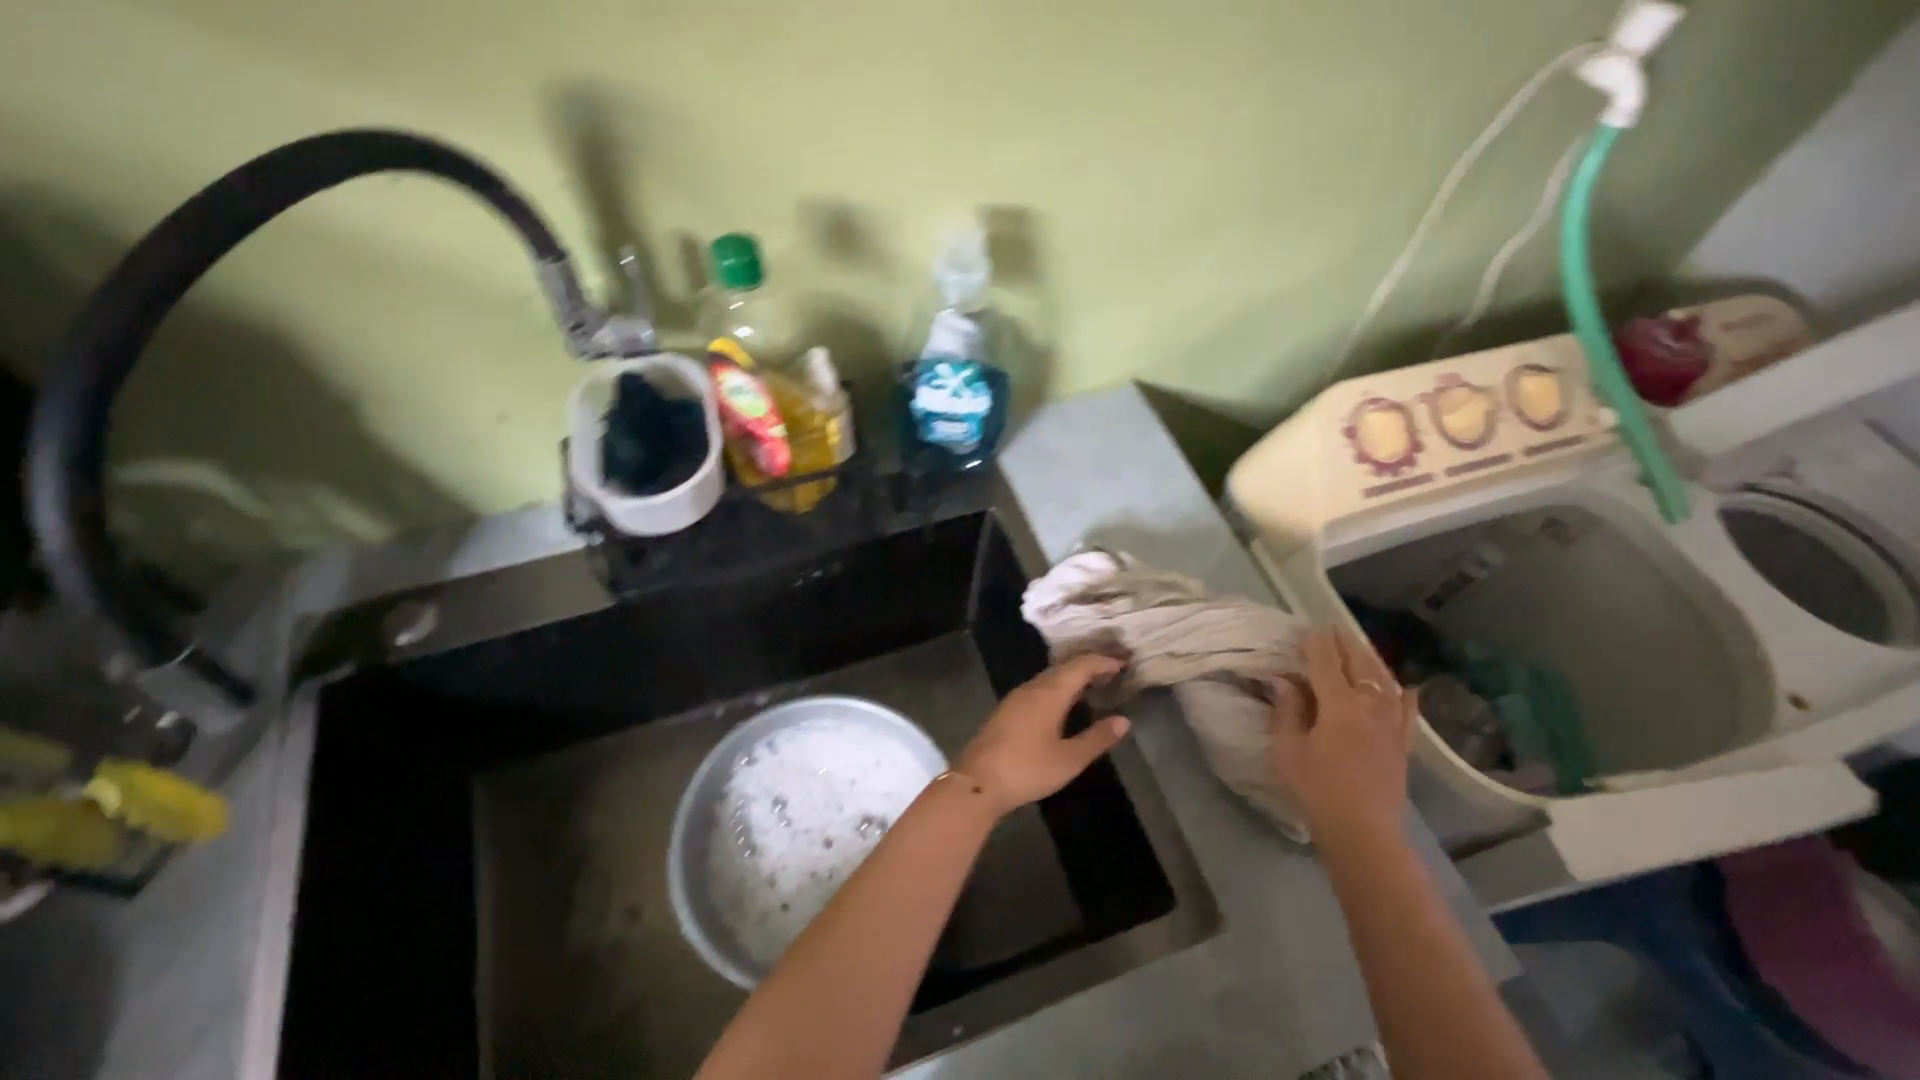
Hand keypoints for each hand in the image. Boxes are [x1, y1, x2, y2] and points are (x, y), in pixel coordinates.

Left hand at [957, 654, 1132, 816]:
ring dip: (1071, 676)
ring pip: (1048, 677)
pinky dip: (1057, 688)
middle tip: (1112, 671)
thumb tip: (1124, 720)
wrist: (977, 782)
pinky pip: (1038, 688)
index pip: (1080, 666)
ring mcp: (1015, 699)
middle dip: (1088, 665)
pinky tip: (1063, 703)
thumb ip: (1097, 738)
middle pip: (1063, 668)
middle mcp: (1031, 688)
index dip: (1102, 662)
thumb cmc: (1027, 769)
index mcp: (1049, 693)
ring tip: (1093, 685)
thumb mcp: (1069, 759)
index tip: (1123, 663)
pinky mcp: (1006, 711)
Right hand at [1269, 627, 1417, 842]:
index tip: (1308, 629)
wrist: (1363, 830)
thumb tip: (1284, 682)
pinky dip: (1403, 693)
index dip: (1316, 642)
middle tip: (1332, 630)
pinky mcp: (1403, 742)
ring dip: (1371, 660)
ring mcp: (1392, 722)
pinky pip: (1407, 709)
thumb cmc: (1317, 789)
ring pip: (1385, 679)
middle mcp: (1370, 704)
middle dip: (1345, 643)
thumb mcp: (1288, 751)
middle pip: (1360, 662)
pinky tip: (1403, 687)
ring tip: (1359, 649)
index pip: (1325, 660)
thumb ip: (1287, 712)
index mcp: (1339, 703)